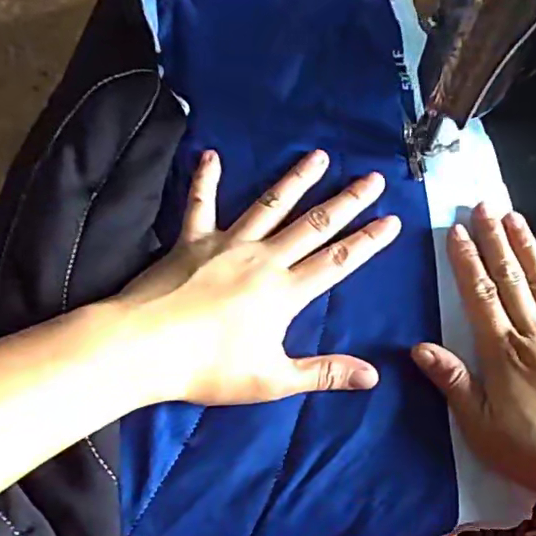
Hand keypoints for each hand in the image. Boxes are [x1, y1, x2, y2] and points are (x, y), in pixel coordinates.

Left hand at [113, 149, 402, 405]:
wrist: (144, 347)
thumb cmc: (207, 367)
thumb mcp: (271, 379)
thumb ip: (323, 373)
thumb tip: (371, 376)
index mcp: (283, 293)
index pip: (337, 262)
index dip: (368, 242)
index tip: (391, 220)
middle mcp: (261, 260)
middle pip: (313, 225)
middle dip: (347, 201)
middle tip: (371, 178)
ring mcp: (225, 245)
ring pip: (270, 206)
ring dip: (296, 180)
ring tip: (318, 156)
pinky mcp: (191, 241)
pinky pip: (201, 204)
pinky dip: (206, 180)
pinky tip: (211, 156)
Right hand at [411, 204, 535, 522]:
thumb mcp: (480, 427)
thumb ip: (453, 382)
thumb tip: (419, 347)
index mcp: (503, 354)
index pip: (479, 297)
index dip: (465, 261)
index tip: (455, 231)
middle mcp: (535, 335)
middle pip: (510, 279)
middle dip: (494, 239)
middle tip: (483, 205)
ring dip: (528, 249)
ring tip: (515, 217)